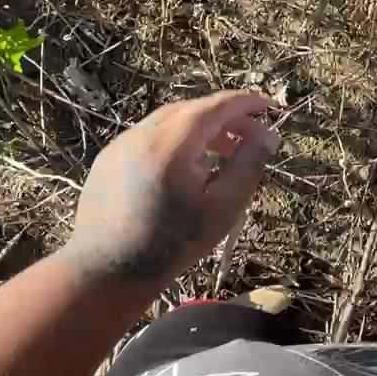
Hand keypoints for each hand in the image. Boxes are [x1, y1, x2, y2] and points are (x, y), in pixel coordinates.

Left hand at [59, 92, 276, 283]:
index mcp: (171, 144)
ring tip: (224, 153)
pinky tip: (189, 168)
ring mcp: (120, 145)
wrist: (106, 273)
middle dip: (226, 117)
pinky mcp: (108, 160)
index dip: (245, 103)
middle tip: (251, 137)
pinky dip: (178, 140)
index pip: (214, 107)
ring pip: (169, 121)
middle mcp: (142, 135)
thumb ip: (248, 166)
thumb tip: (268, 136)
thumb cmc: (173, 244)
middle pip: (192, 110)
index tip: (269, 107)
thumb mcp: (224, 208)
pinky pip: (150, 137)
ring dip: (202, 128)